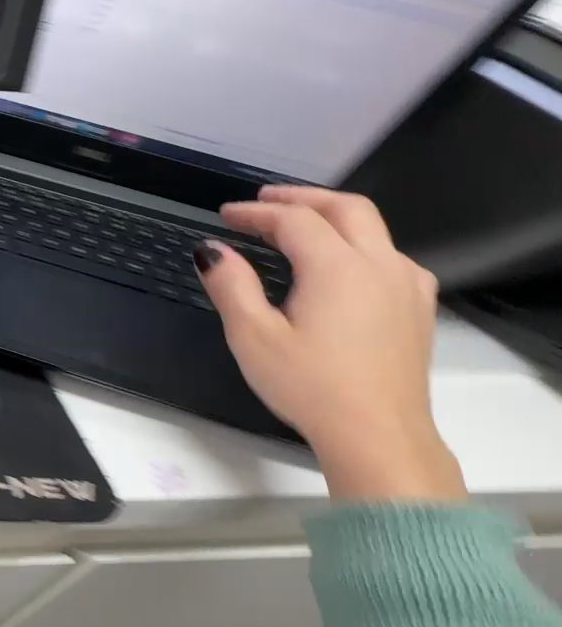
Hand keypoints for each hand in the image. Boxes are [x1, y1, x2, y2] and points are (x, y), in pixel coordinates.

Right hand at [198, 186, 465, 502]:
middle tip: (263, 200)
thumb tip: (211, 250)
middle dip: (301, 198)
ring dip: (330, 216)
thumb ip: (231, 286)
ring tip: (294, 225)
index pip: (295, 221)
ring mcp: (406, 283)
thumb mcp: (252, 336)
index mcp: (337, 268)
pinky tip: (336, 263)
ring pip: (372, 229)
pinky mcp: (415, 305)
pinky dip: (355, 243)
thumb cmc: (307, 384)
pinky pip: (387, 255)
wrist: (375, 428)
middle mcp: (380, 264)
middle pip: (346, 208)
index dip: (256, 212)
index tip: (225, 214)